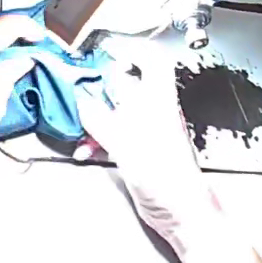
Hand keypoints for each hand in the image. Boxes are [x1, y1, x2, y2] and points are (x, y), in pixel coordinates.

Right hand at [77, 43, 227, 257]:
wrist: (184, 216)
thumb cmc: (169, 180)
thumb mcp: (126, 144)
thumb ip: (99, 119)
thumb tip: (79, 99)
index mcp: (159, 102)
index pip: (151, 60)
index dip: (130, 48)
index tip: (105, 46)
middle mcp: (154, 112)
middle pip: (126, 85)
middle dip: (99, 84)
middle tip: (77, 85)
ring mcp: (147, 132)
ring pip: (116, 111)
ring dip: (94, 116)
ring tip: (77, 120)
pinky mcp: (139, 152)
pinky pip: (113, 135)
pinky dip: (97, 139)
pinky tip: (86, 149)